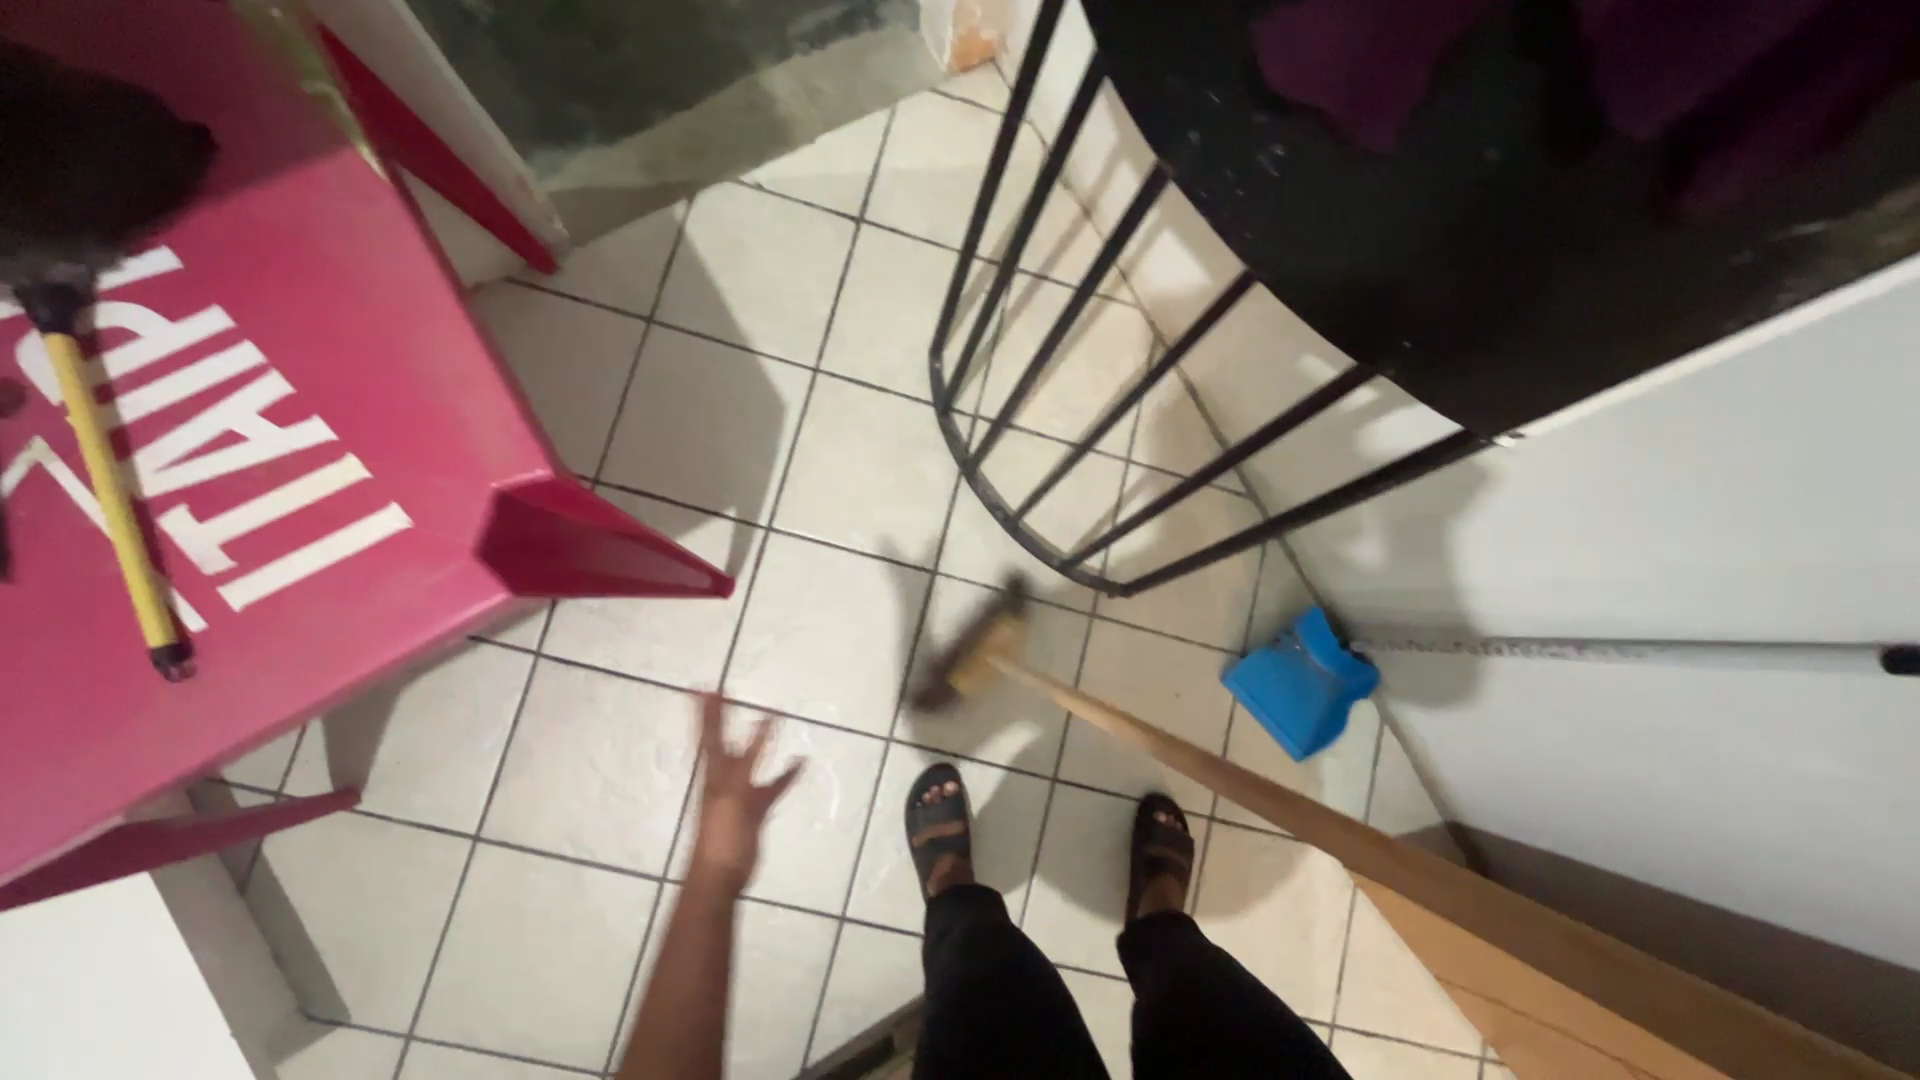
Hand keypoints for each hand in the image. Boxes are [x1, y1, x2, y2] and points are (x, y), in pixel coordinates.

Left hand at [687, 693, 802, 894]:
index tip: (704, 685)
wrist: (720, 875)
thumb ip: (747, 760)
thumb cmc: (721, 835)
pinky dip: (787, 773)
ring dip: (760, 738)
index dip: (708, 711)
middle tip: (722, 689)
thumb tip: (763, 727)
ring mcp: (739, 793)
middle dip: (721, 714)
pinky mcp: (755, 810)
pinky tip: (802, 761)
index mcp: (714, 772)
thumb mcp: (732, 793)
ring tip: (773, 715)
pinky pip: (774, 786)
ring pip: (751, 757)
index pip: (710, 734)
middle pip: (723, 738)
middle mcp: (723, 777)